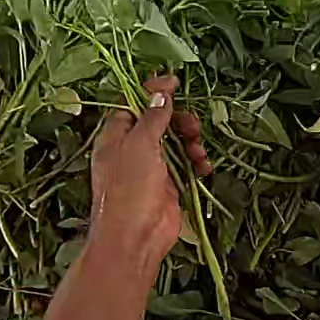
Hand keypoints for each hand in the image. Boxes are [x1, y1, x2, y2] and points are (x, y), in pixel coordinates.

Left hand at [88, 73, 211, 277]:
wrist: (136, 238)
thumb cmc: (129, 189)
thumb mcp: (140, 145)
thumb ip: (153, 117)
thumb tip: (161, 92)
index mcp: (115, 137)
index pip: (133, 104)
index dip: (152, 91)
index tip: (174, 82)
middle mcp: (132, 150)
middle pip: (159, 122)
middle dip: (178, 120)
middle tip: (192, 126)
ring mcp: (151, 168)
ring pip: (176, 143)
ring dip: (191, 142)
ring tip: (199, 153)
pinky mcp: (169, 185)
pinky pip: (186, 166)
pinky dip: (196, 163)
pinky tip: (204, 168)